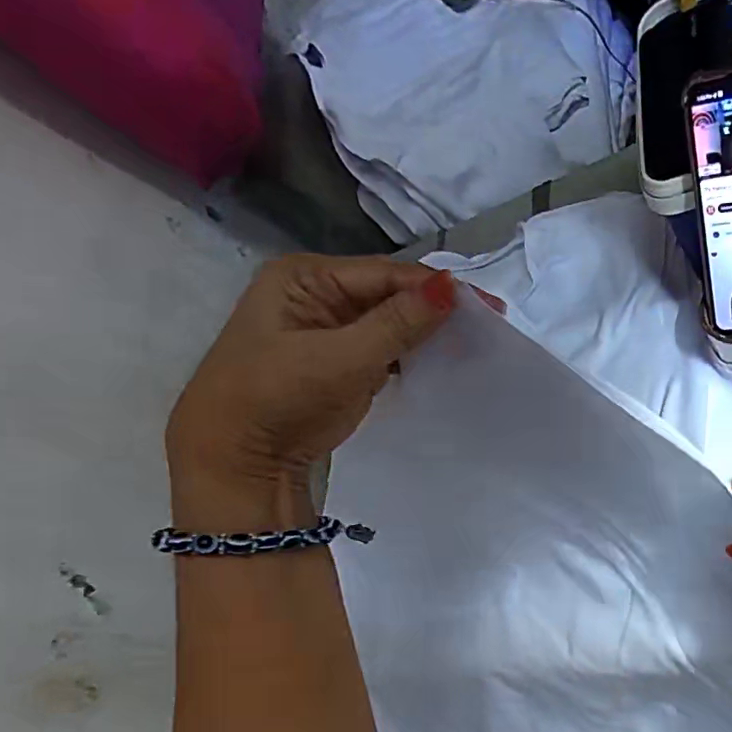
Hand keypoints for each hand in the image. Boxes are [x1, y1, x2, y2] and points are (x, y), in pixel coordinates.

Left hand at [165, 255, 462, 529]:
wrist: (241, 458)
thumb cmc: (279, 395)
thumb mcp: (343, 357)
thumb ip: (399, 322)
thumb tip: (452, 287)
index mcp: (306, 277)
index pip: (386, 274)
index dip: (436, 287)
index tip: (487, 306)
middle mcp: (321, 295)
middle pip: (393, 294)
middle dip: (438, 308)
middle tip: (491, 323)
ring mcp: (334, 330)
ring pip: (395, 322)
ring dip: (431, 332)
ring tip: (478, 341)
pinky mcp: (346, 363)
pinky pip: (391, 349)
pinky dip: (417, 354)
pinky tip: (449, 360)